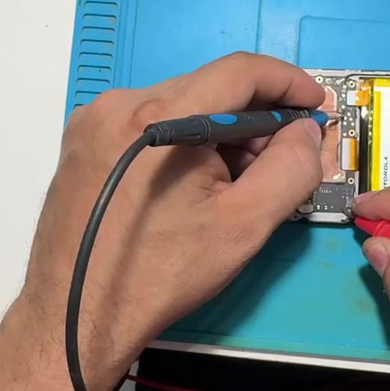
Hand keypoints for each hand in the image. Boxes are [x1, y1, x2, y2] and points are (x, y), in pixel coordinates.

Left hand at [10, 53, 324, 390]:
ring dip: (220, 134)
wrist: (73, 320)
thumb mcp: (243, 226)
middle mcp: (118, 103)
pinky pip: (148, 123)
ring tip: (235, 185)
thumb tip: (305, 131)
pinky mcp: (82, 143)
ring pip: (179, 106)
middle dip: (255, 119)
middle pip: (208, 88)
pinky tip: (193, 186)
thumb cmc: (159, 276)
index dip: (287, 81)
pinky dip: (184, 142)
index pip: (239, 71)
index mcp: (158, 115)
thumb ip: (290, 168)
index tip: (315, 105)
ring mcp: (93, 121)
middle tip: (281, 161)